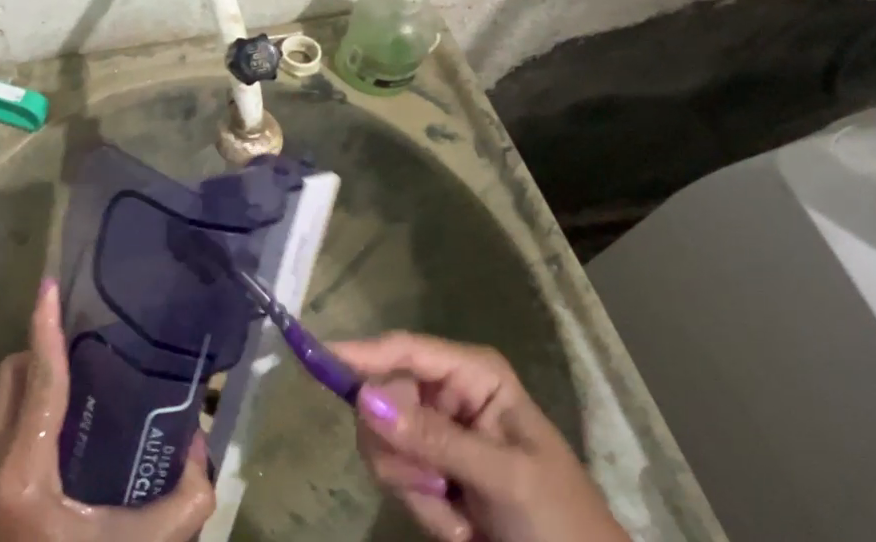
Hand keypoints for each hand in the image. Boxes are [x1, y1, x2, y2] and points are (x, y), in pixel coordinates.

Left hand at [0, 278, 215, 541]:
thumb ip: (184, 503)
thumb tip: (204, 448)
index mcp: (22, 475)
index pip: (38, 381)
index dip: (45, 328)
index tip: (49, 283)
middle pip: (11, 378)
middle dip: (43, 350)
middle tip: (87, 342)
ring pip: (0, 401)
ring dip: (34, 381)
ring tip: (79, 381)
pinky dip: (25, 411)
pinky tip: (61, 427)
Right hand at [333, 333, 627, 541]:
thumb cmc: (560, 518)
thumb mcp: (505, 477)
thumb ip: (436, 438)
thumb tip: (365, 398)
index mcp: (473, 375)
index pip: (404, 351)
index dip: (360, 353)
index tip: (315, 359)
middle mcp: (446, 394)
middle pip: (381, 398)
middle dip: (400, 450)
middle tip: (432, 484)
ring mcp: (434, 432)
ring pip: (380, 440)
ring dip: (412, 486)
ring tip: (456, 514)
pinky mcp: (426, 468)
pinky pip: (391, 473)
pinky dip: (420, 506)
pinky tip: (458, 525)